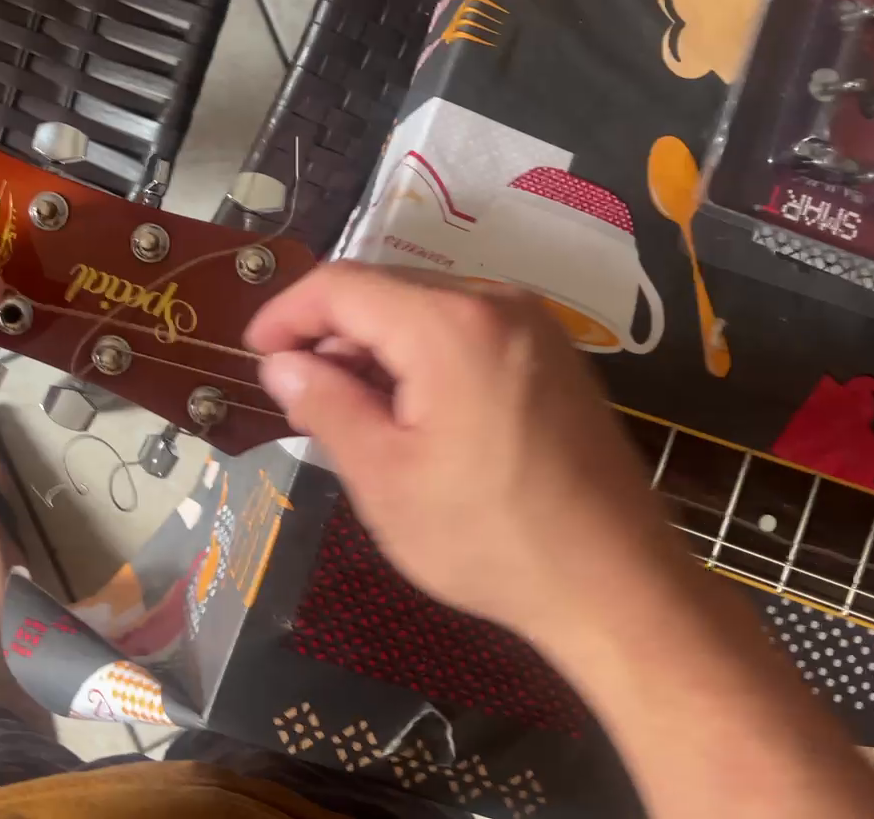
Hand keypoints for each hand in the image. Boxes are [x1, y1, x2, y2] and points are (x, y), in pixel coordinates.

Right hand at [246, 264, 678, 631]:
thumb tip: (281, 364)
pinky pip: (462, 328)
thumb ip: (323, 404)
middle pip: (383, 289)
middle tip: (297, 390)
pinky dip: (417, 353)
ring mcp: (531, 324)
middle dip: (328, 331)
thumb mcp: (382, 477)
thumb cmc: (488, 538)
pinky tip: (405, 407)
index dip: (286, 311)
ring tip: (346, 405)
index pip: (341, 284)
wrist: (620, 588)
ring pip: (422, 307)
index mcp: (450, 323)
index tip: (253, 352)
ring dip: (372, 344)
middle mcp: (496, 301)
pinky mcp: (549, 352)